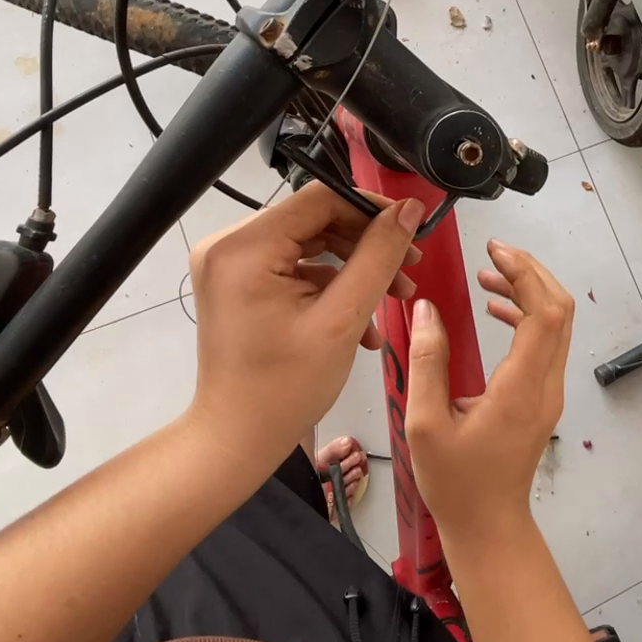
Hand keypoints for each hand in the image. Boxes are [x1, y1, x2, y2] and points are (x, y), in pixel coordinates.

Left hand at [186, 183, 425, 465]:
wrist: (235, 441)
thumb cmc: (285, 388)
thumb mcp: (342, 319)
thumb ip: (378, 257)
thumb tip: (409, 209)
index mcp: (245, 246)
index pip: (320, 199)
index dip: (372, 209)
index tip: (412, 230)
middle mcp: (229, 244)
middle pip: (316, 220)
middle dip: (367, 245)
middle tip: (410, 271)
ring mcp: (231, 263)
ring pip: (310, 242)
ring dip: (355, 267)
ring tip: (395, 297)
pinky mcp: (239, 281)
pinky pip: (295, 265)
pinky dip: (331, 285)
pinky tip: (363, 320)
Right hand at [404, 239, 574, 539]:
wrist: (489, 526)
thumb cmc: (455, 481)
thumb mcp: (426, 423)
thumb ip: (427, 361)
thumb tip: (425, 309)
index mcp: (522, 386)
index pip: (545, 312)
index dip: (525, 273)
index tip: (494, 250)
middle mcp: (546, 383)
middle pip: (559, 309)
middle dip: (529, 271)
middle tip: (492, 252)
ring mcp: (549, 390)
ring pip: (555, 323)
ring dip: (528, 291)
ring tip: (487, 276)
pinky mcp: (543, 396)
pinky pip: (545, 341)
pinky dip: (526, 315)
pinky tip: (494, 309)